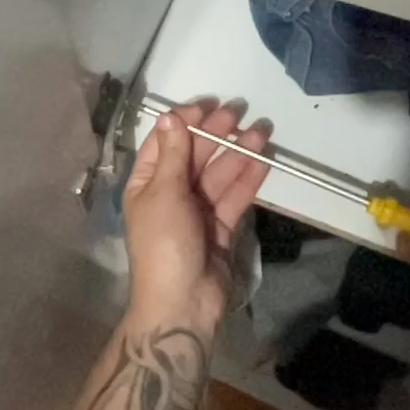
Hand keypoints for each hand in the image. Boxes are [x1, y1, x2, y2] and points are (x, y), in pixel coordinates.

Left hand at [122, 101, 270, 330]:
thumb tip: (170, 116)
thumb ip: (173, 154)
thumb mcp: (164, 193)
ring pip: (218, 174)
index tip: (206, 106)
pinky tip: (264, 160)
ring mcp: (196, 210)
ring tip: (262, 132)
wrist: (182, 303)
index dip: (184, 121)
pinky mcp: (220, 227)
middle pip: (194, 155)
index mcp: (146, 183)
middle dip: (215, 133)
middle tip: (239, 112)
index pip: (164, 142)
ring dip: (238, 153)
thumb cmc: (164, 244)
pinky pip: (234, 196)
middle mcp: (169, 192)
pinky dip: (248, 179)